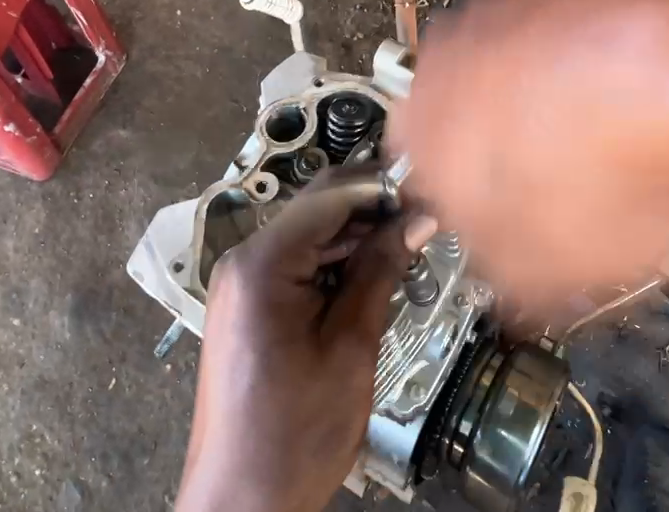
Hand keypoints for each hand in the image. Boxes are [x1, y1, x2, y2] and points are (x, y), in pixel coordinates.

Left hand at [174, 179, 437, 511]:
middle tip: (426, 224)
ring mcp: (241, 284)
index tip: (427, 190)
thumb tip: (416, 220)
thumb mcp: (349, 347)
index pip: (328, 197)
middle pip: (316, 213)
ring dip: (357, 242)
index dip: (381, 188)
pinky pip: (297, 267)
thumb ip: (380, 273)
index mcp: (260, 264)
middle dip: (372, 214)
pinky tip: (373, 279)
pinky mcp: (248, 306)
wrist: (241, 503)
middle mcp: (242, 262)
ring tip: (408, 251)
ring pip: (310, 239)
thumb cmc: (294, 434)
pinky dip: (335, 268)